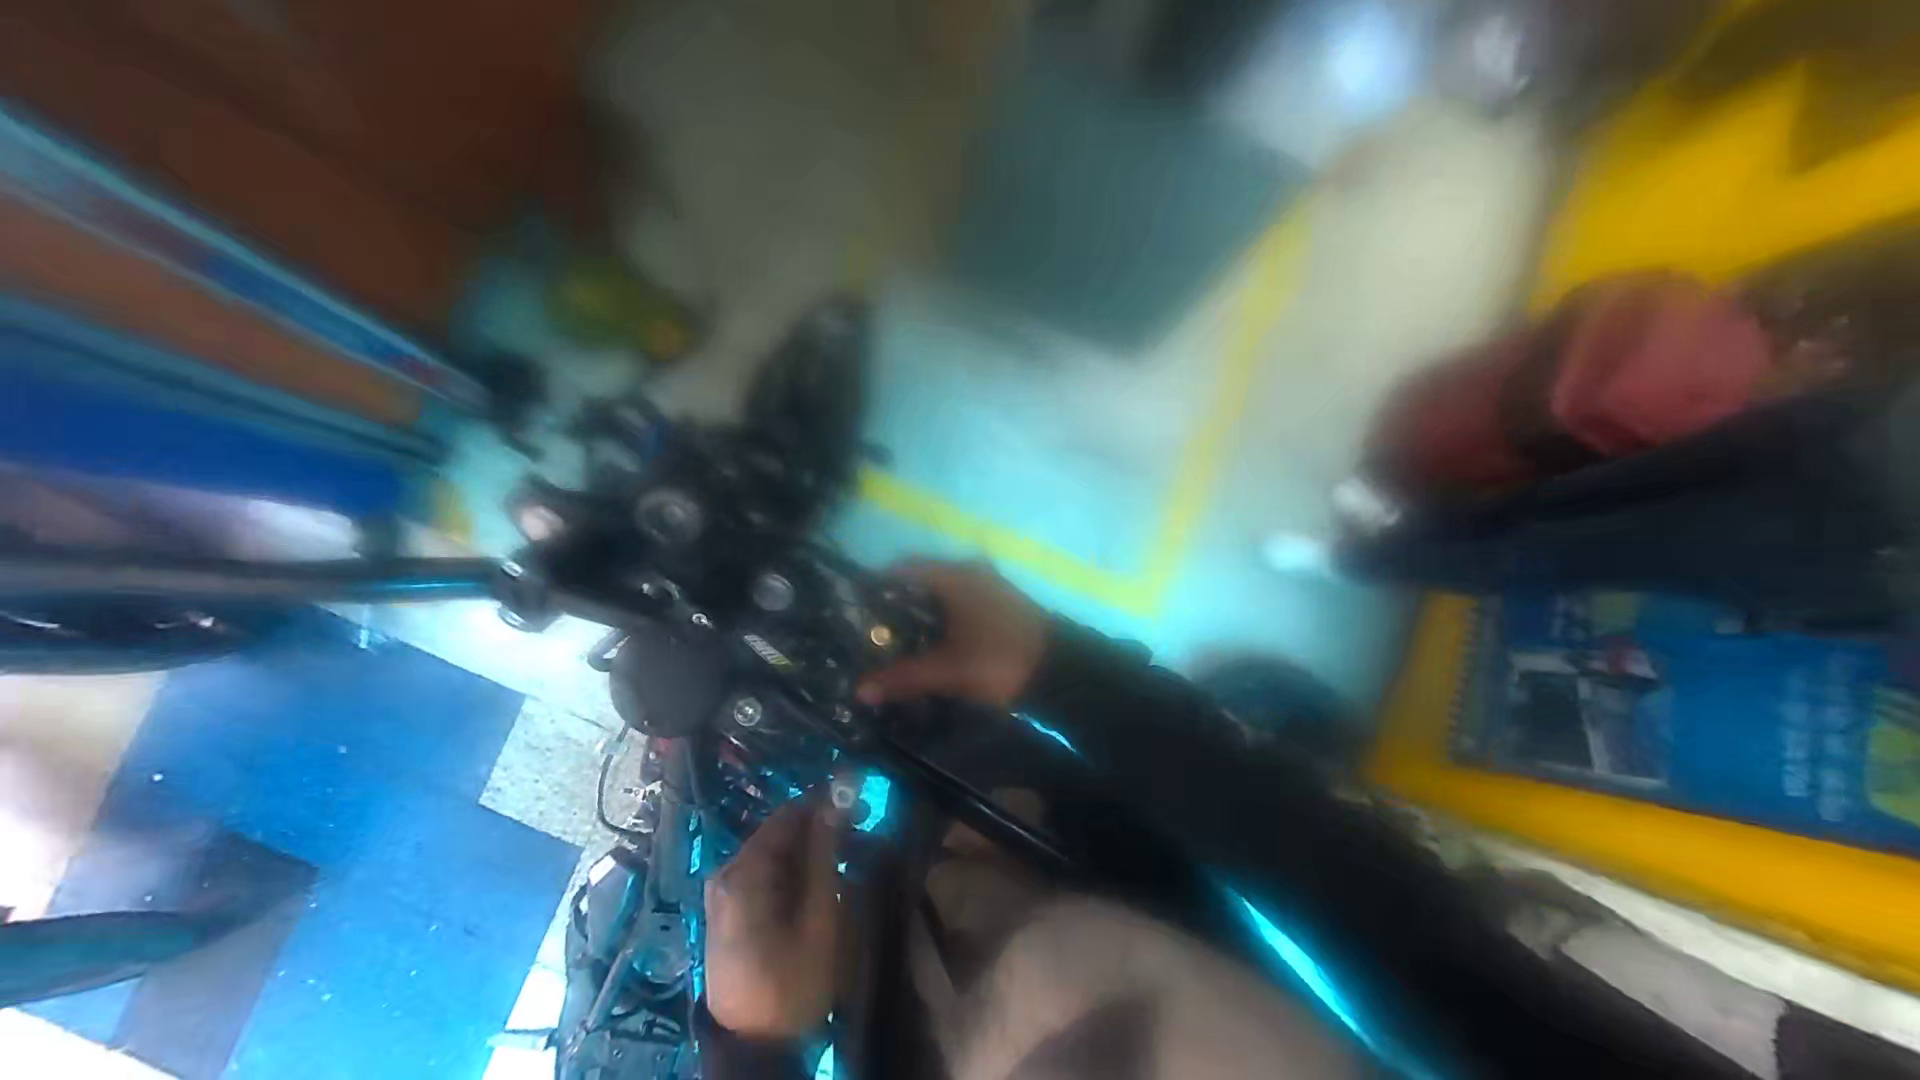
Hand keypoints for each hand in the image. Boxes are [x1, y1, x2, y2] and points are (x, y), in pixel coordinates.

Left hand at [704, 798, 843, 1037]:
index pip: (788, 815)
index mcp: (744, 871)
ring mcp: (726, 894)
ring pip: (778, 856)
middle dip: (825, 829)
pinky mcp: (731, 912)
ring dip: (815, 852)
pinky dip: (798, 873)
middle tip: (866, 831)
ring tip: (854, 859)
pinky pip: (769, 877)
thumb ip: (825, 853)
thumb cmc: (790, 982)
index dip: (827, 801)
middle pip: (782, 834)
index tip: (863, 800)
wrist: (751, 1050)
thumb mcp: (818, 916)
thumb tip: (838, 798)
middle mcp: (728, 873)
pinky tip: (824, 884)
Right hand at [856, 559, 1046, 708]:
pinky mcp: (1001, 605)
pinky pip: (960, 606)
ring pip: (943, 596)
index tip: (857, 611)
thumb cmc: (1000, 660)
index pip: (904, 569)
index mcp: (956, 575)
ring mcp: (990, 587)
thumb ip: (904, 677)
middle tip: (873, 634)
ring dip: (922, 617)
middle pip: (922, 583)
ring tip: (898, 643)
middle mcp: (972, 571)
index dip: (877, 587)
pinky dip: (943, 622)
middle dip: (898, 607)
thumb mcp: (948, 670)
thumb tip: (860, 689)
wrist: (1063, 673)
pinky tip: (932, 645)